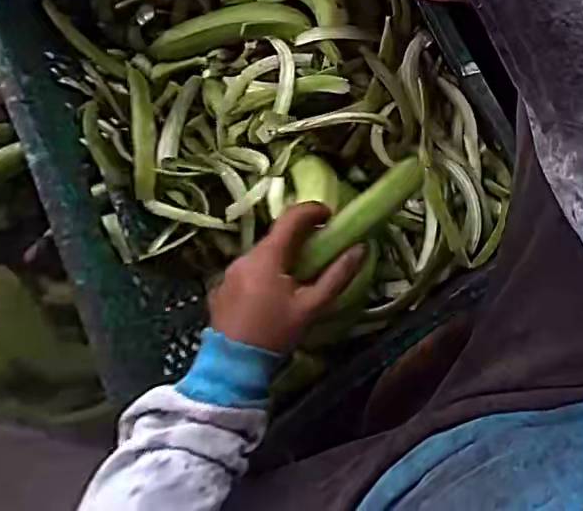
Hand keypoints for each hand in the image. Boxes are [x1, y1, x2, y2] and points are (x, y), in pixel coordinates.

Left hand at [207, 203, 364, 352]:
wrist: (230, 372)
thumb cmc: (274, 335)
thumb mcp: (312, 307)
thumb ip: (337, 275)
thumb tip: (361, 248)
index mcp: (267, 256)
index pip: (291, 217)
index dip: (313, 210)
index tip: (331, 215)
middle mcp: (244, 257)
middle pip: (277, 235)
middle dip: (300, 234)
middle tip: (321, 244)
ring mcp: (230, 272)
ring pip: (263, 252)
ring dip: (282, 253)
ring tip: (299, 271)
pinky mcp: (221, 288)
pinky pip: (249, 268)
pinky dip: (265, 269)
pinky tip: (273, 290)